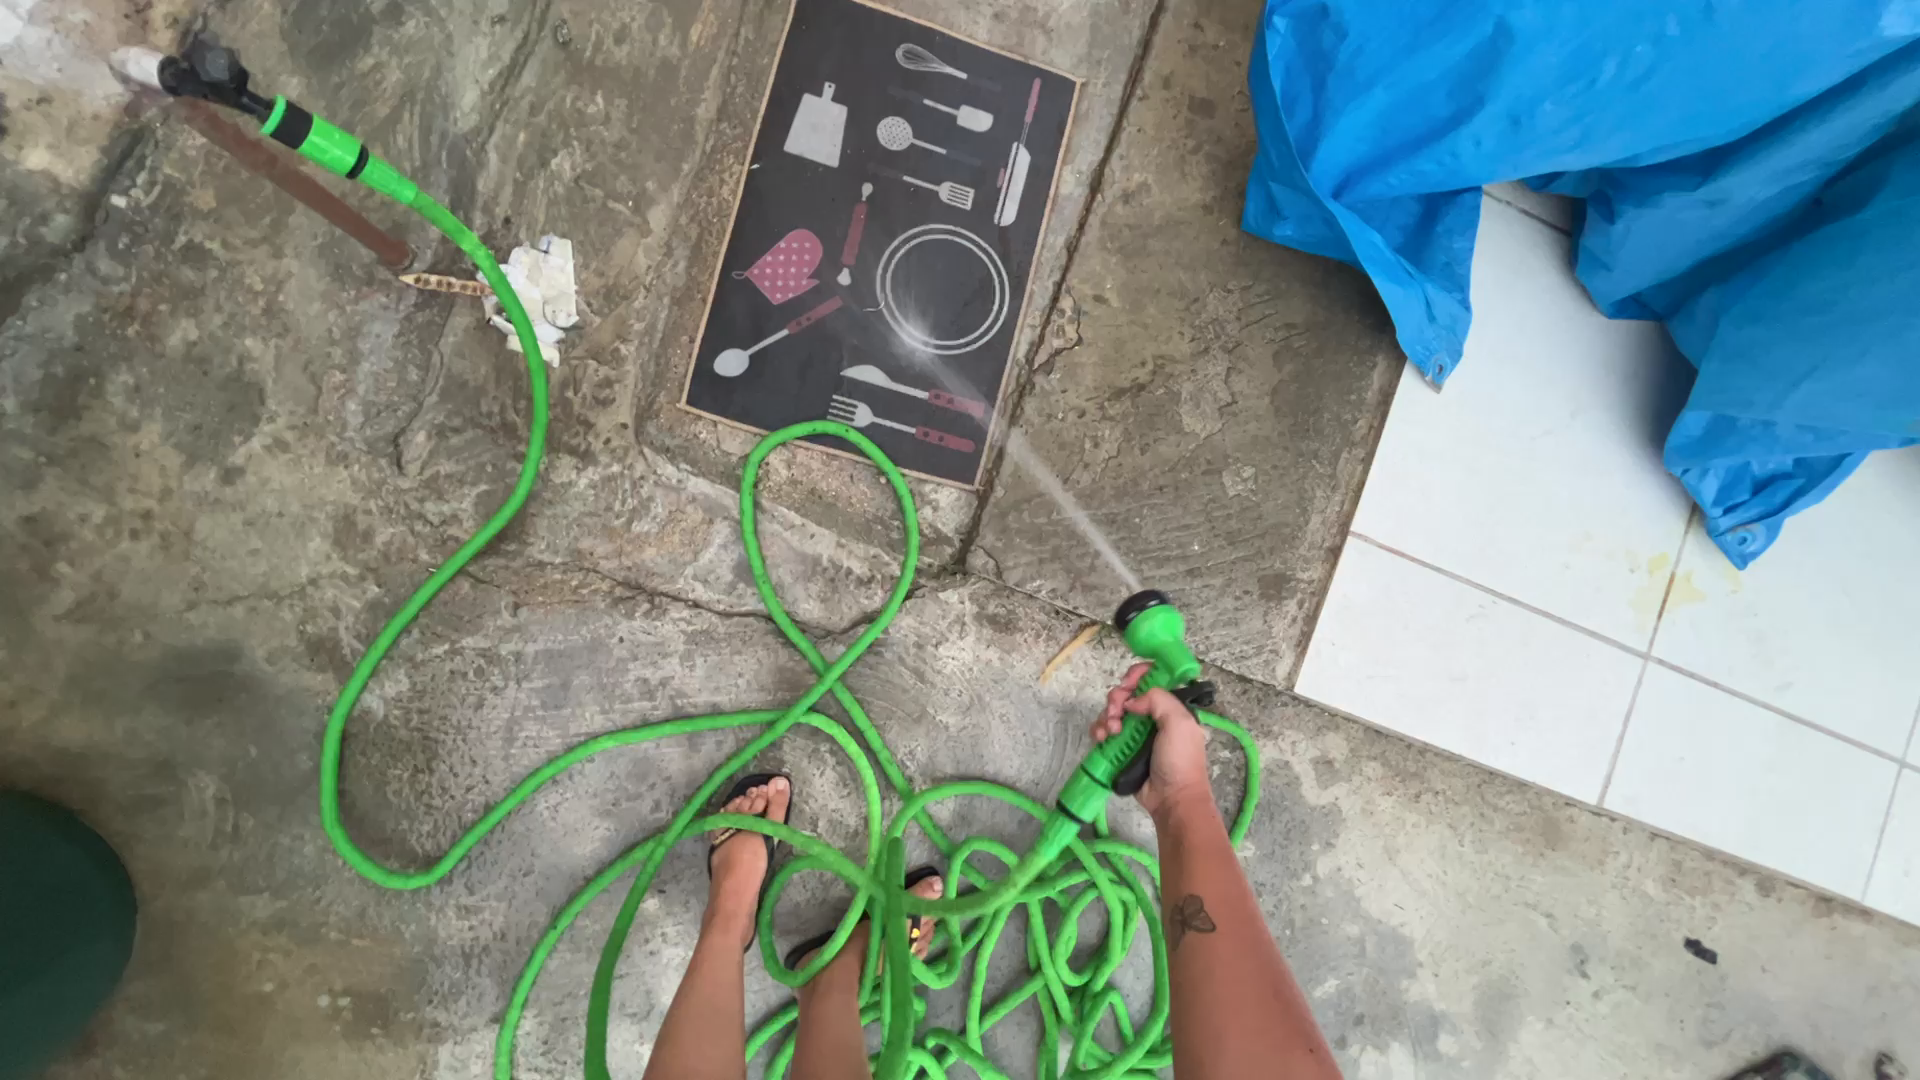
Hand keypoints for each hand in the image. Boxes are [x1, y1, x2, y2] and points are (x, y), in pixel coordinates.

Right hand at [1087, 662, 1210, 821]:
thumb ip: (1157, 699)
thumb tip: (1131, 701)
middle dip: (1117, 699)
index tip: (1128, 685)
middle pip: (1126, 692)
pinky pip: (1104, 730)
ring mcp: (1135, 732)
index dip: (1137, 675)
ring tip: (1110, 732)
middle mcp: (1152, 715)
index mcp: (1170, 706)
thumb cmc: (1180, 760)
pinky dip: (1099, 730)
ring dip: (1106, 717)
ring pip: (1113, 711)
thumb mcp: (1179, 723)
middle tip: (1116, 714)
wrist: (1172, 799)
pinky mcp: (1121, 747)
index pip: (1152, 677)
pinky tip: (1102, 739)